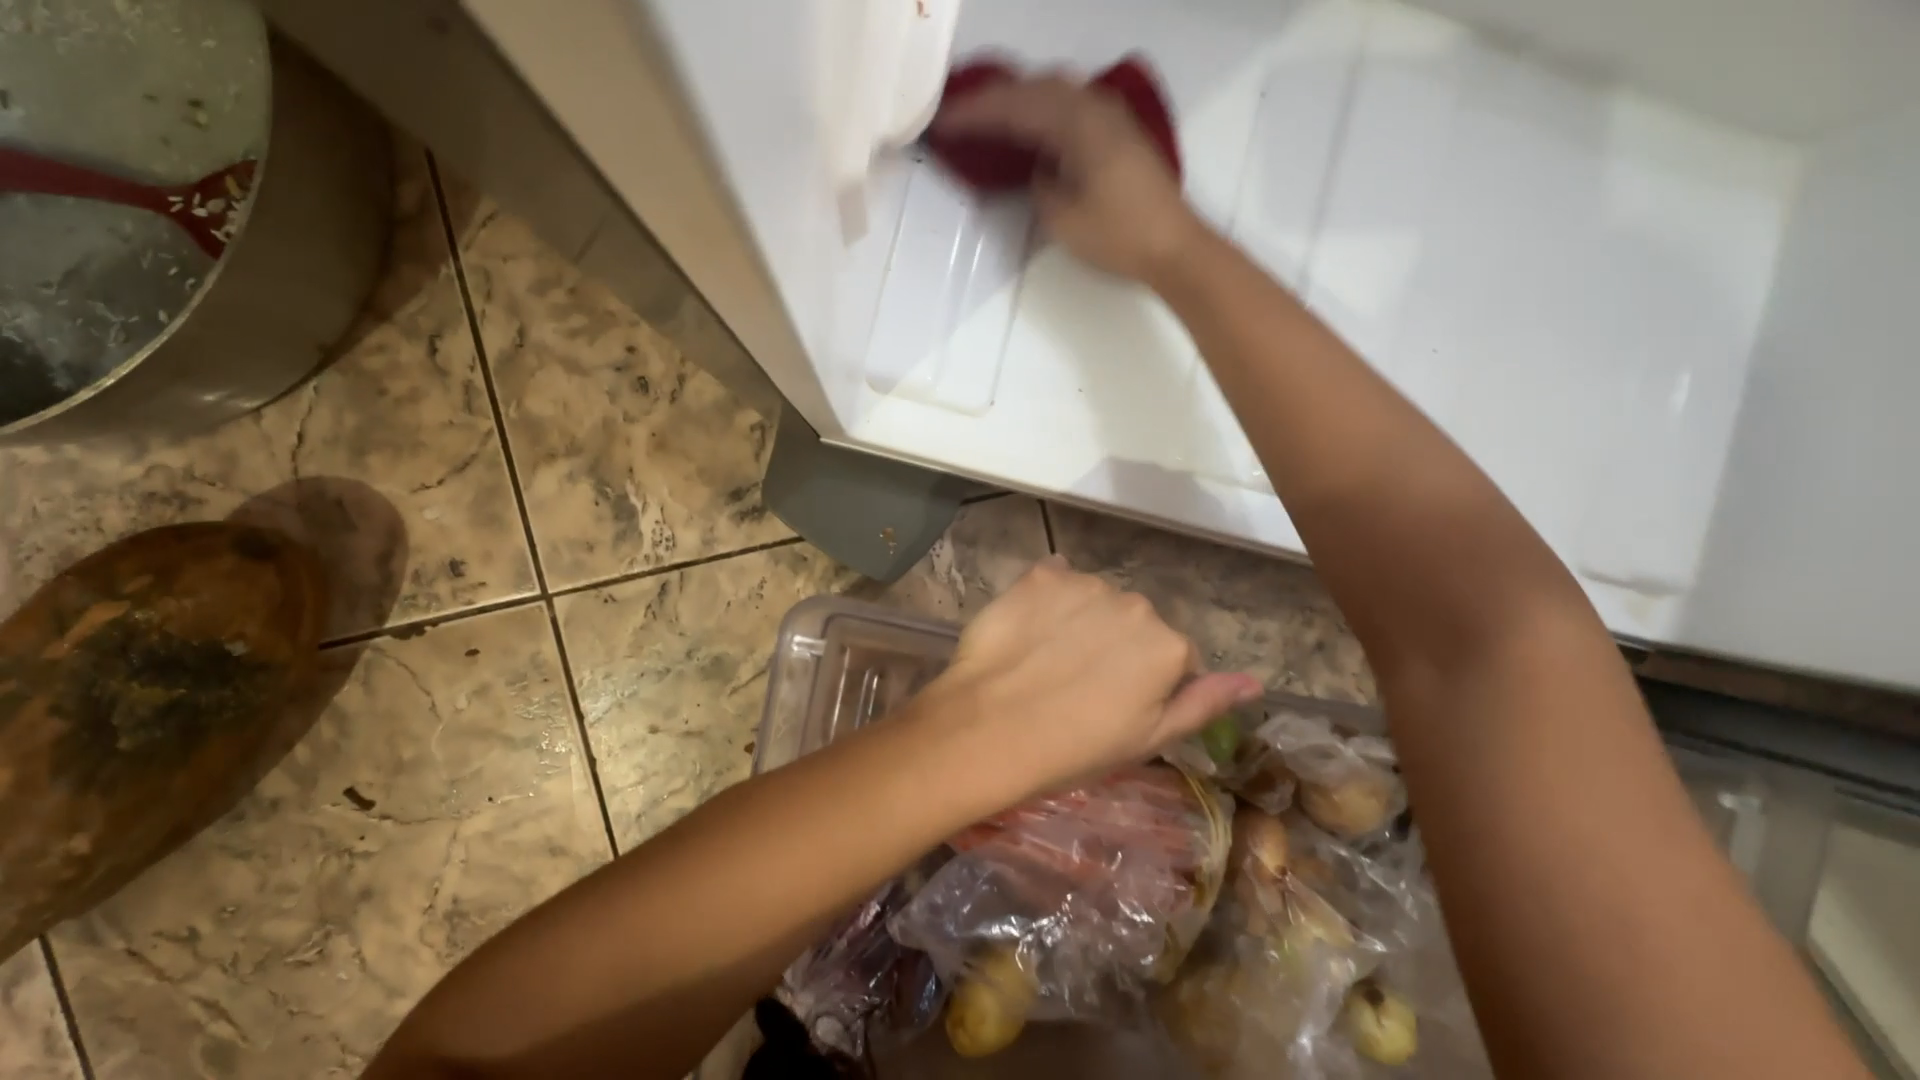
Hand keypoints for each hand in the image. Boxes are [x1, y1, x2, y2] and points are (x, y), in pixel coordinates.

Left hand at [913, 556, 1262, 803]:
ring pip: (1095, 601)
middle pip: (1134, 625)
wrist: (988, 729)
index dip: (1146, 686)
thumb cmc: (1074, 749)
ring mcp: (1085, 584)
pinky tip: (1028, 634)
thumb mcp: (1149, 739)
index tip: (1114, 708)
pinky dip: (1048, 601)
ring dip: (1082, 622)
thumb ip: (1203, 703)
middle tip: (1078, 688)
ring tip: (1048, 663)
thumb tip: (1255, 681)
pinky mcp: (1039, 576)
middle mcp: (1136, 604)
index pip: (1174, 659)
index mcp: (1169, 646)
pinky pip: (1055, 581)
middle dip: (1116, 648)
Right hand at [931, 75, 1207, 283]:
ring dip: (1019, 100)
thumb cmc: (1117, 236)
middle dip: (993, 100)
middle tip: (959, 114)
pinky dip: (1043, 111)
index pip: (1014, 109)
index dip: (974, 115)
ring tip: (989, 116)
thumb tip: (1038, 169)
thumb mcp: (1062, 217)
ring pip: (1054, 92)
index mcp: (1076, 123)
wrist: (1174, 247)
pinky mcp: (1120, 133)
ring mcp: (1111, 117)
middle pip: (1034, 88)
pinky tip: (1030, 125)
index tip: (942, 123)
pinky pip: (1071, 106)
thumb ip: (1040, 184)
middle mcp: (1094, 108)